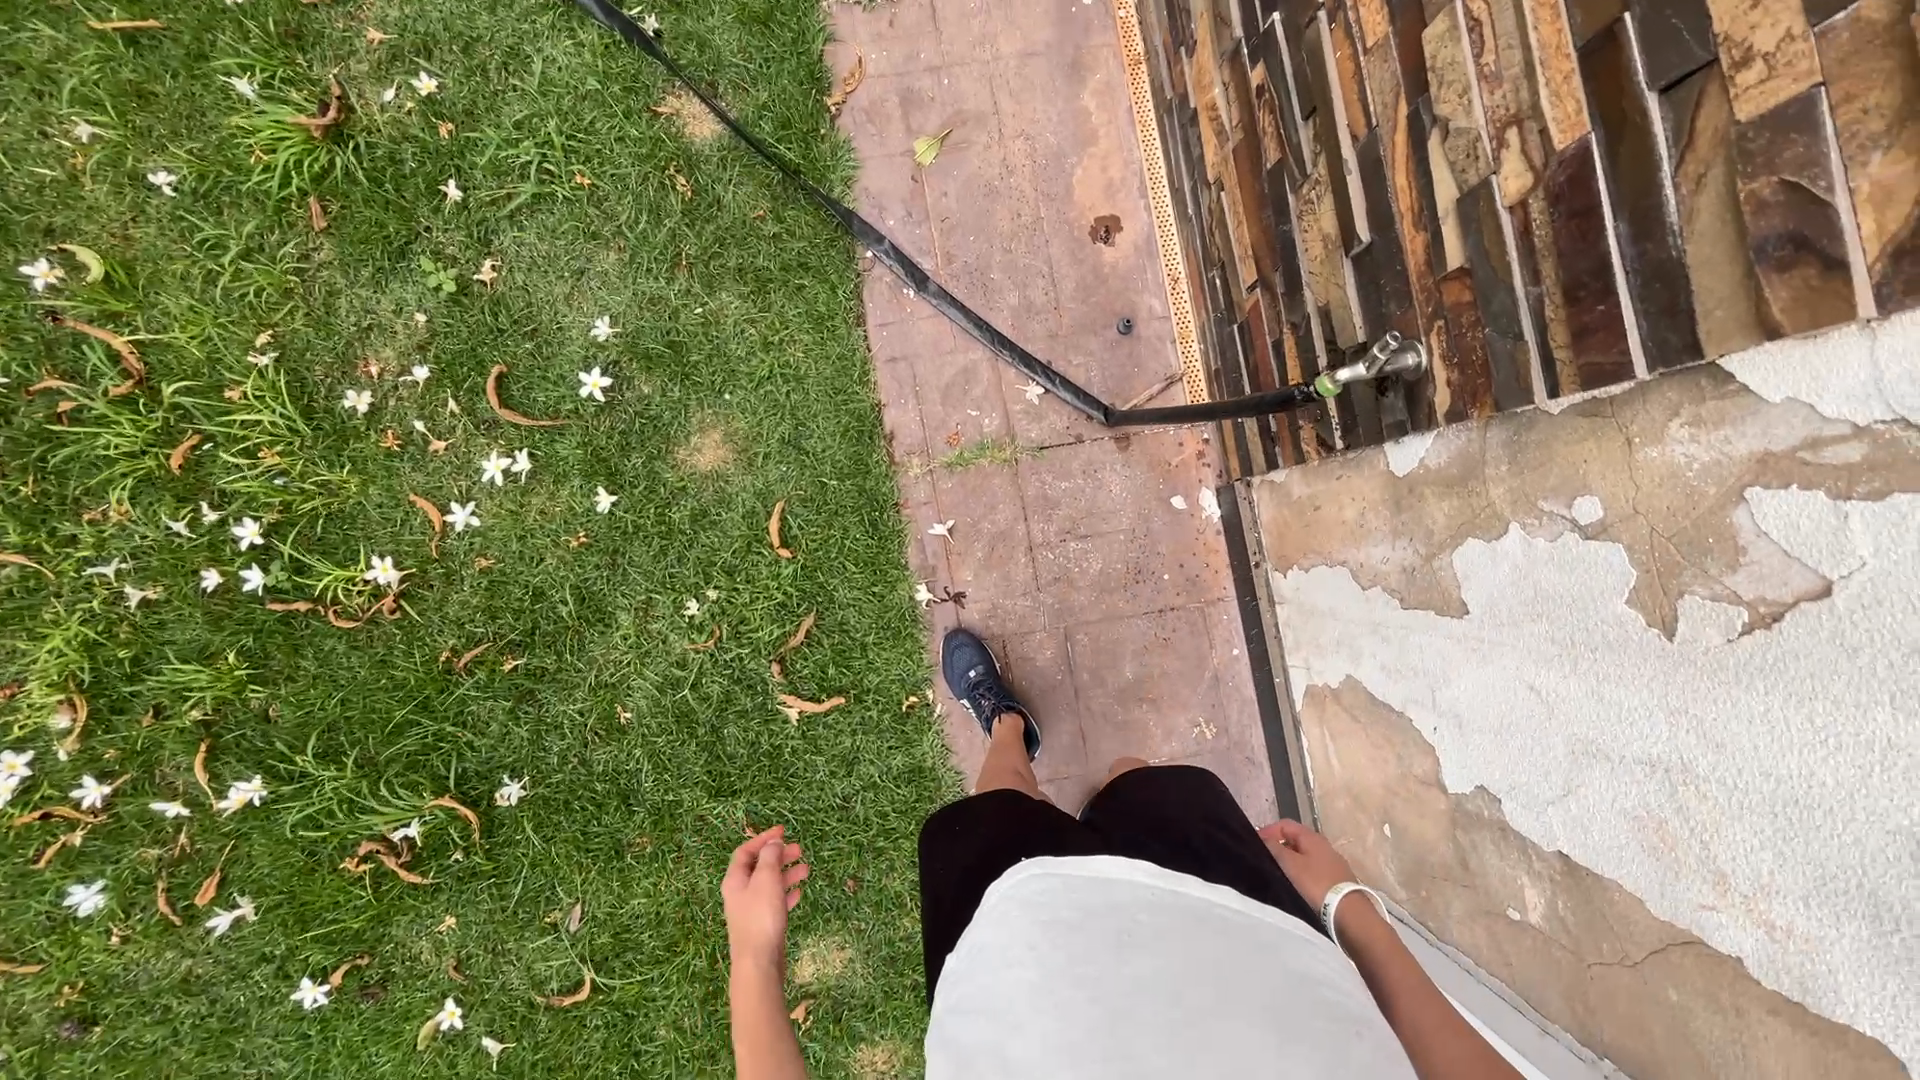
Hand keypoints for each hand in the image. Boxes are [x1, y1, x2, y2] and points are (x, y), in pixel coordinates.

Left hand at [722, 826, 809, 974]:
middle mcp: (740, 893)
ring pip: (769, 884)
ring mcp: (750, 910)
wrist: (758, 963)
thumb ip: (770, 857)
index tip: (783, 831)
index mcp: (735, 880)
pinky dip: (786, 894)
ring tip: (806, 870)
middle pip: (759, 866)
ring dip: (786, 873)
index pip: (746, 851)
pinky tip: (798, 893)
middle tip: (799, 850)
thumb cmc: (760, 916)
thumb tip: (773, 843)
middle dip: (779, 855)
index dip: (763, 838)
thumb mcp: (766, 879)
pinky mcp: (762, 925)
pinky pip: (775, 902)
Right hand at [1258, 819, 1354, 911]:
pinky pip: (1313, 872)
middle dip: (1278, 847)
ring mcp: (1333, 864)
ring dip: (1289, 863)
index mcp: (1312, 837)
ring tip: (1278, 875)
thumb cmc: (1316, 885)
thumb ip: (1273, 847)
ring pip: (1304, 857)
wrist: (1350, 914)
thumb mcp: (1289, 864)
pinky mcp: (1337, 881)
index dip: (1267, 831)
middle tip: (1264, 861)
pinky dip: (1301, 875)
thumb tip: (1263, 838)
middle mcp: (1324, 846)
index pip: (1284, 825)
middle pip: (1295, 840)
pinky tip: (1296, 888)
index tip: (1255, 846)